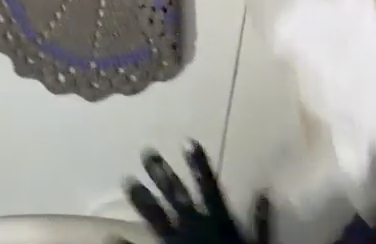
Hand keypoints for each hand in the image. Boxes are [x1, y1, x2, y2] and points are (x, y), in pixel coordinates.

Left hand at [126, 143, 270, 243]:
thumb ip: (261, 221)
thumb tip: (266, 192)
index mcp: (218, 221)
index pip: (209, 186)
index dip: (199, 164)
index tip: (188, 140)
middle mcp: (195, 227)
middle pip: (176, 196)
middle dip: (162, 174)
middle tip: (146, 153)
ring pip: (156, 218)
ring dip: (142, 199)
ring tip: (127, 181)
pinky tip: (108, 237)